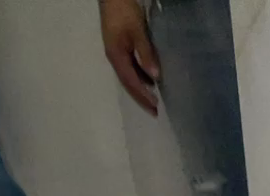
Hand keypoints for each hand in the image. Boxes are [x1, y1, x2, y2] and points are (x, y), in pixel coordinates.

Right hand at [99, 0, 160, 114]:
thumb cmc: (124, 9)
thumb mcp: (137, 30)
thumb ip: (145, 53)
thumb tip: (155, 78)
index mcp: (116, 56)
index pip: (131, 82)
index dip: (143, 96)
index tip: (155, 108)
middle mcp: (114, 57)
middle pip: (128, 84)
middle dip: (141, 98)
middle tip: (154, 112)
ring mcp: (116, 52)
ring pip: (129, 77)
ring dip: (141, 89)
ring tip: (153, 101)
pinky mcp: (120, 46)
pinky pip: (130, 68)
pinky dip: (140, 77)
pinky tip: (150, 80)